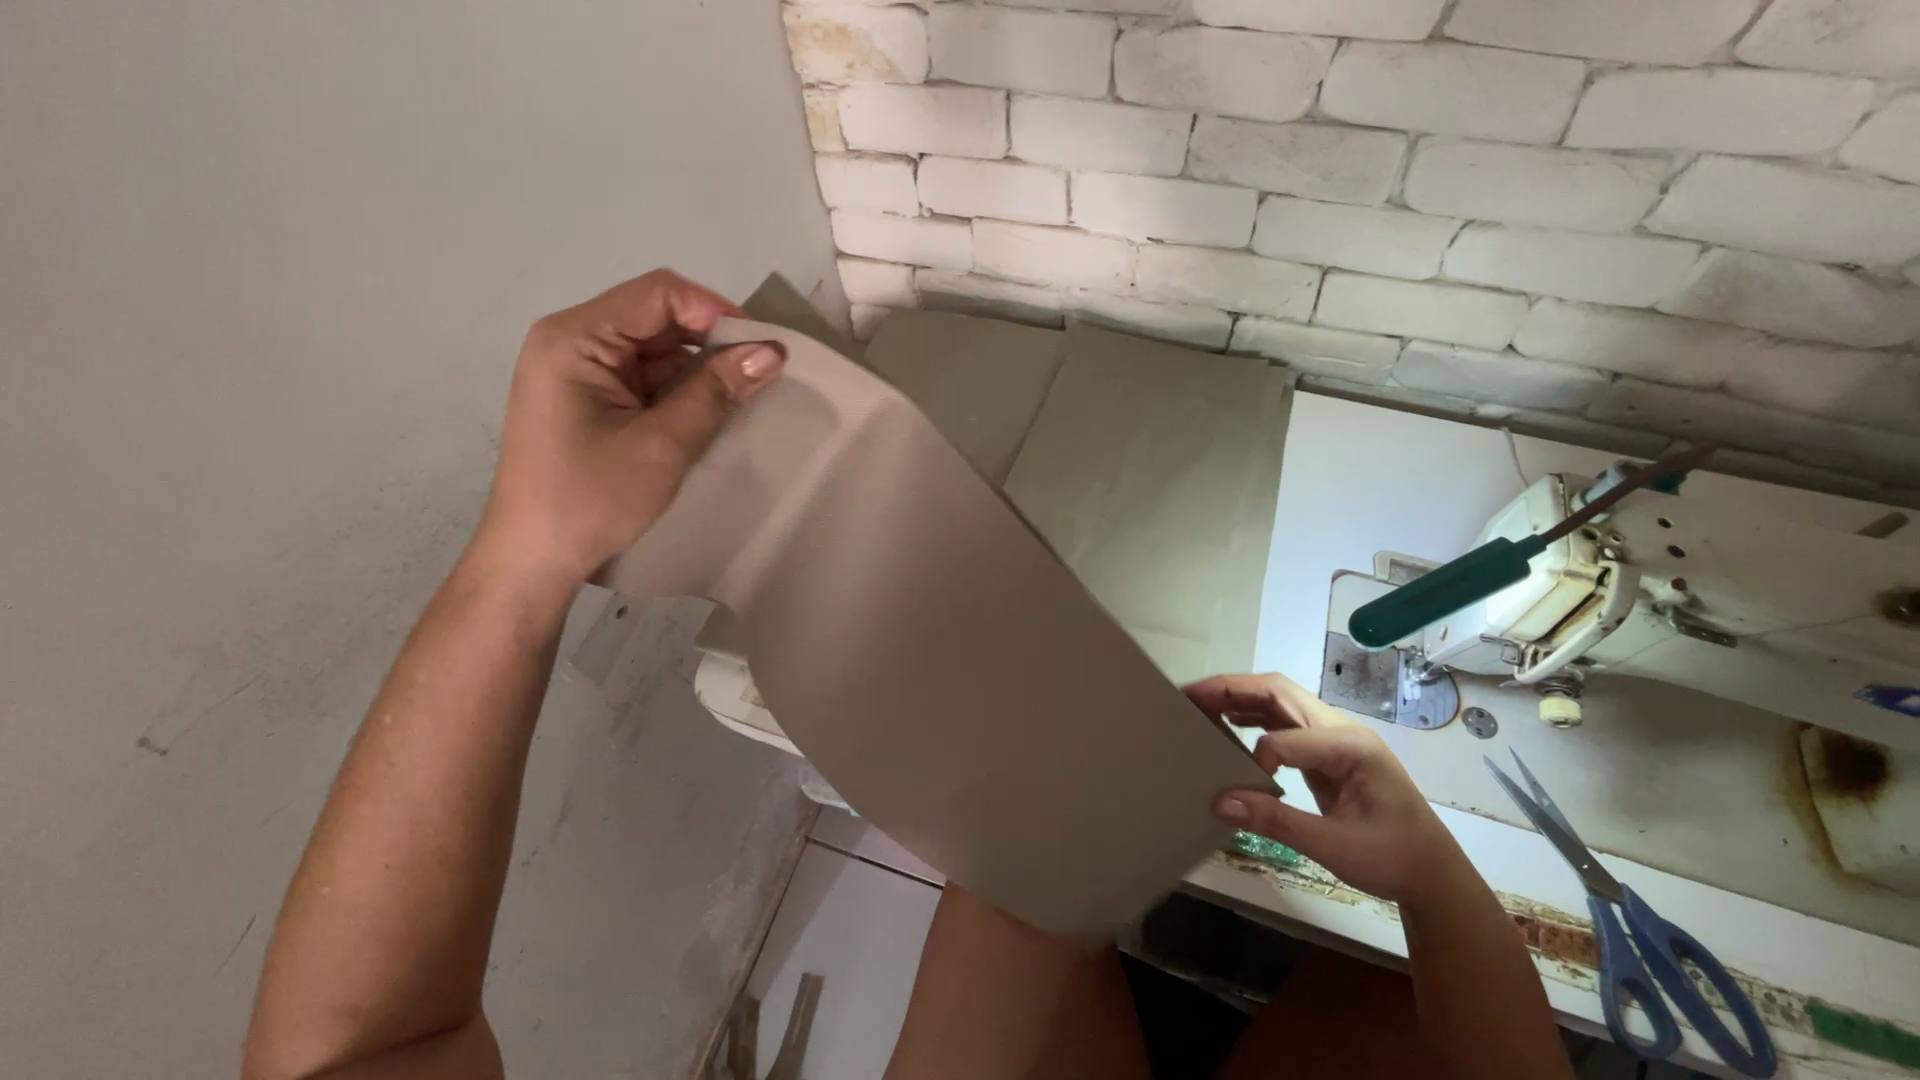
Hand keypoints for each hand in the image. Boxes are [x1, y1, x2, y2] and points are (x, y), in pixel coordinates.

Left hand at [474, 270, 784, 583]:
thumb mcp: (662, 445)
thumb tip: (771, 352)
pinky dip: (681, 392)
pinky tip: (710, 415)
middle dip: (710, 344)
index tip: (760, 348)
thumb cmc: (590, 499)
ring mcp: (580, 372)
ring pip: (656, 351)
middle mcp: (572, 342)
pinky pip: (646, 379)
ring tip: (741, 400)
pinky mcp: (591, 400)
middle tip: (760, 376)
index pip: (658, 294)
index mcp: (575, 338)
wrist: (535, 559)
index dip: (714, 311)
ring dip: (699, 372)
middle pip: (657, 318)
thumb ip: (715, 392)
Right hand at [1184, 673, 1468, 906]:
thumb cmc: (1392, 858)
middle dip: (1233, 689)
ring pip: (1280, 702)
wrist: (1432, 874)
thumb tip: (1221, 802)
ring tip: (1198, 703)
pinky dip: (1253, 717)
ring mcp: (1334, 739)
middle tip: (1189, 695)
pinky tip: (1229, 722)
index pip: (1288, 736)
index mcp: (1351, 746)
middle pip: (1280, 692)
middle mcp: (1341, 730)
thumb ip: (1277, 822)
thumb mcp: (1335, 847)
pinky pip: (1284, 723)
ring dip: (1240, 698)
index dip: (1259, 756)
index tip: (1241, 788)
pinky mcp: (1326, 753)